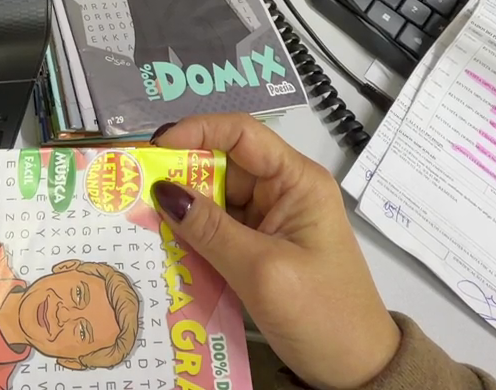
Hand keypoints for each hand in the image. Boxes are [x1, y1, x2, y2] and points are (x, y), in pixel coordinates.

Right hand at [153, 114, 399, 389]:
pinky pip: (217, 225)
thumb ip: (210, 229)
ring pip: (214, 194)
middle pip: (221, 162)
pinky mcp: (260, 244)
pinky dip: (192, 232)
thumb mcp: (262, 272)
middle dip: (180, 172)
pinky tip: (164, 241)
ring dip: (182, 206)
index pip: (241, 133)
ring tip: (141, 214)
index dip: (196, 131)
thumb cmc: (324, 316)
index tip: (155, 148)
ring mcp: (270, 217)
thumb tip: (161, 190)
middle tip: (135, 187)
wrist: (360, 377)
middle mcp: (282, 188)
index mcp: (296, 180)